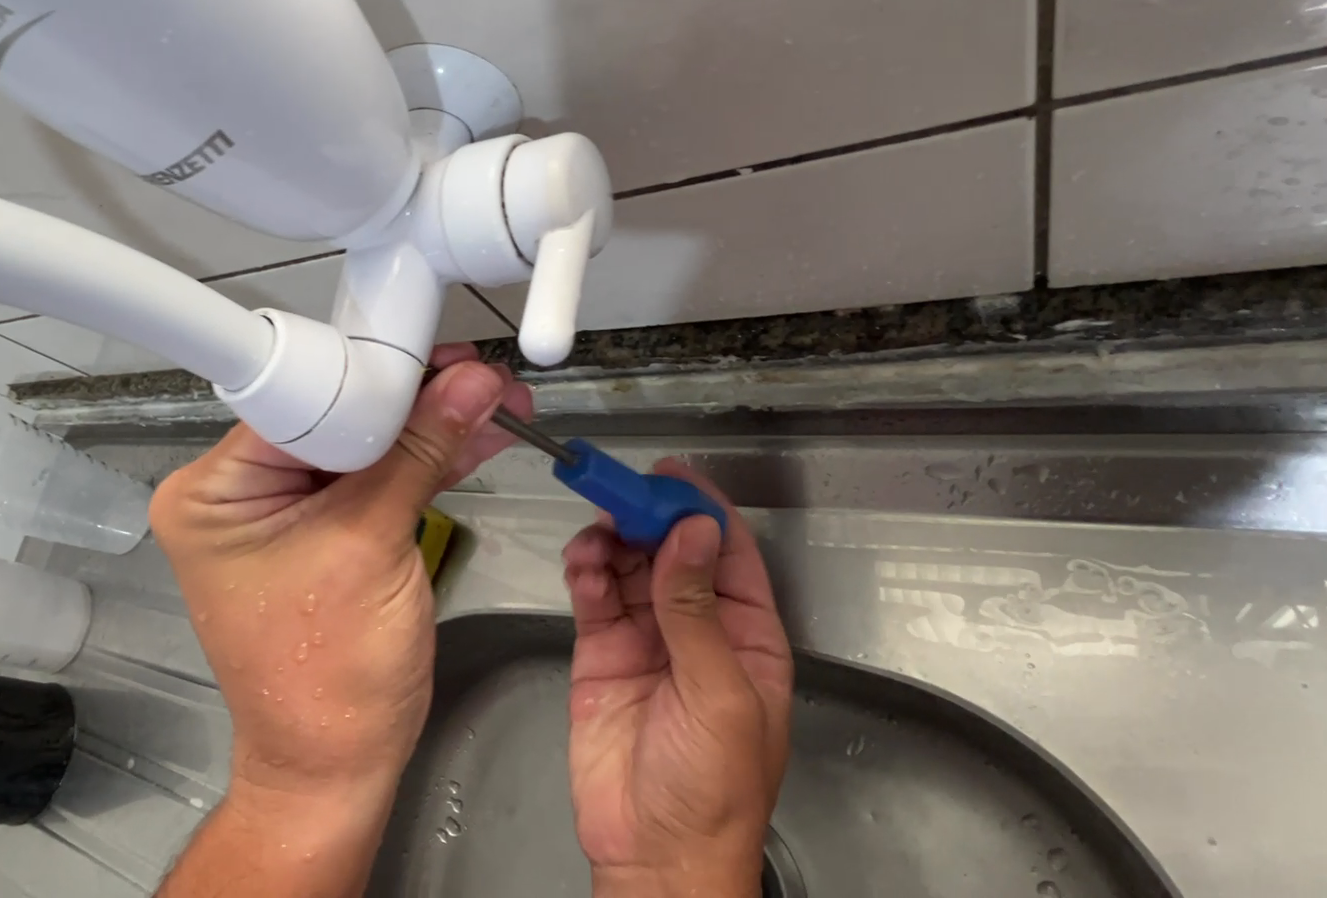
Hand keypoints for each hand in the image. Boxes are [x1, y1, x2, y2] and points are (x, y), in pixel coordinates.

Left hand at [151, 344, 525, 812]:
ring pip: (368, 442)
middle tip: (474, 371)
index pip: (297, 400)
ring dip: (432, 424)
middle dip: (413, 396)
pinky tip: (477, 434)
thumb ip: (420, 454)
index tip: (431, 353)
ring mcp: (290, 507)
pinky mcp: (331, 524)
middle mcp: (244, 489)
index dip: (368, 376)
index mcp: (217, 491)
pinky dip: (430, 457)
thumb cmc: (327, 677)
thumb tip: (470, 384)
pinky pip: (382, 474)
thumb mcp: (368, 548)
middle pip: (337, 414)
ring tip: (494, 396)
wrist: (337, 762)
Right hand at [562, 461, 793, 897]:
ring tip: (596, 536)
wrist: (653, 852)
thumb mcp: (720, 693)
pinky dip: (585, 571)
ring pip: (627, 564)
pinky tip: (581, 564)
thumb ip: (697, 609)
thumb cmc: (713, 786)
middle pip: (670, 549)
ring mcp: (645, 634)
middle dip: (647, 518)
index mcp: (745, 633)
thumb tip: (693, 531)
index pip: (727, 553)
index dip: (701, 509)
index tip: (672, 475)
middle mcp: (695, 624)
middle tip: (619, 495)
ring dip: (611, 541)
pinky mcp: (601, 647)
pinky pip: (593, 593)